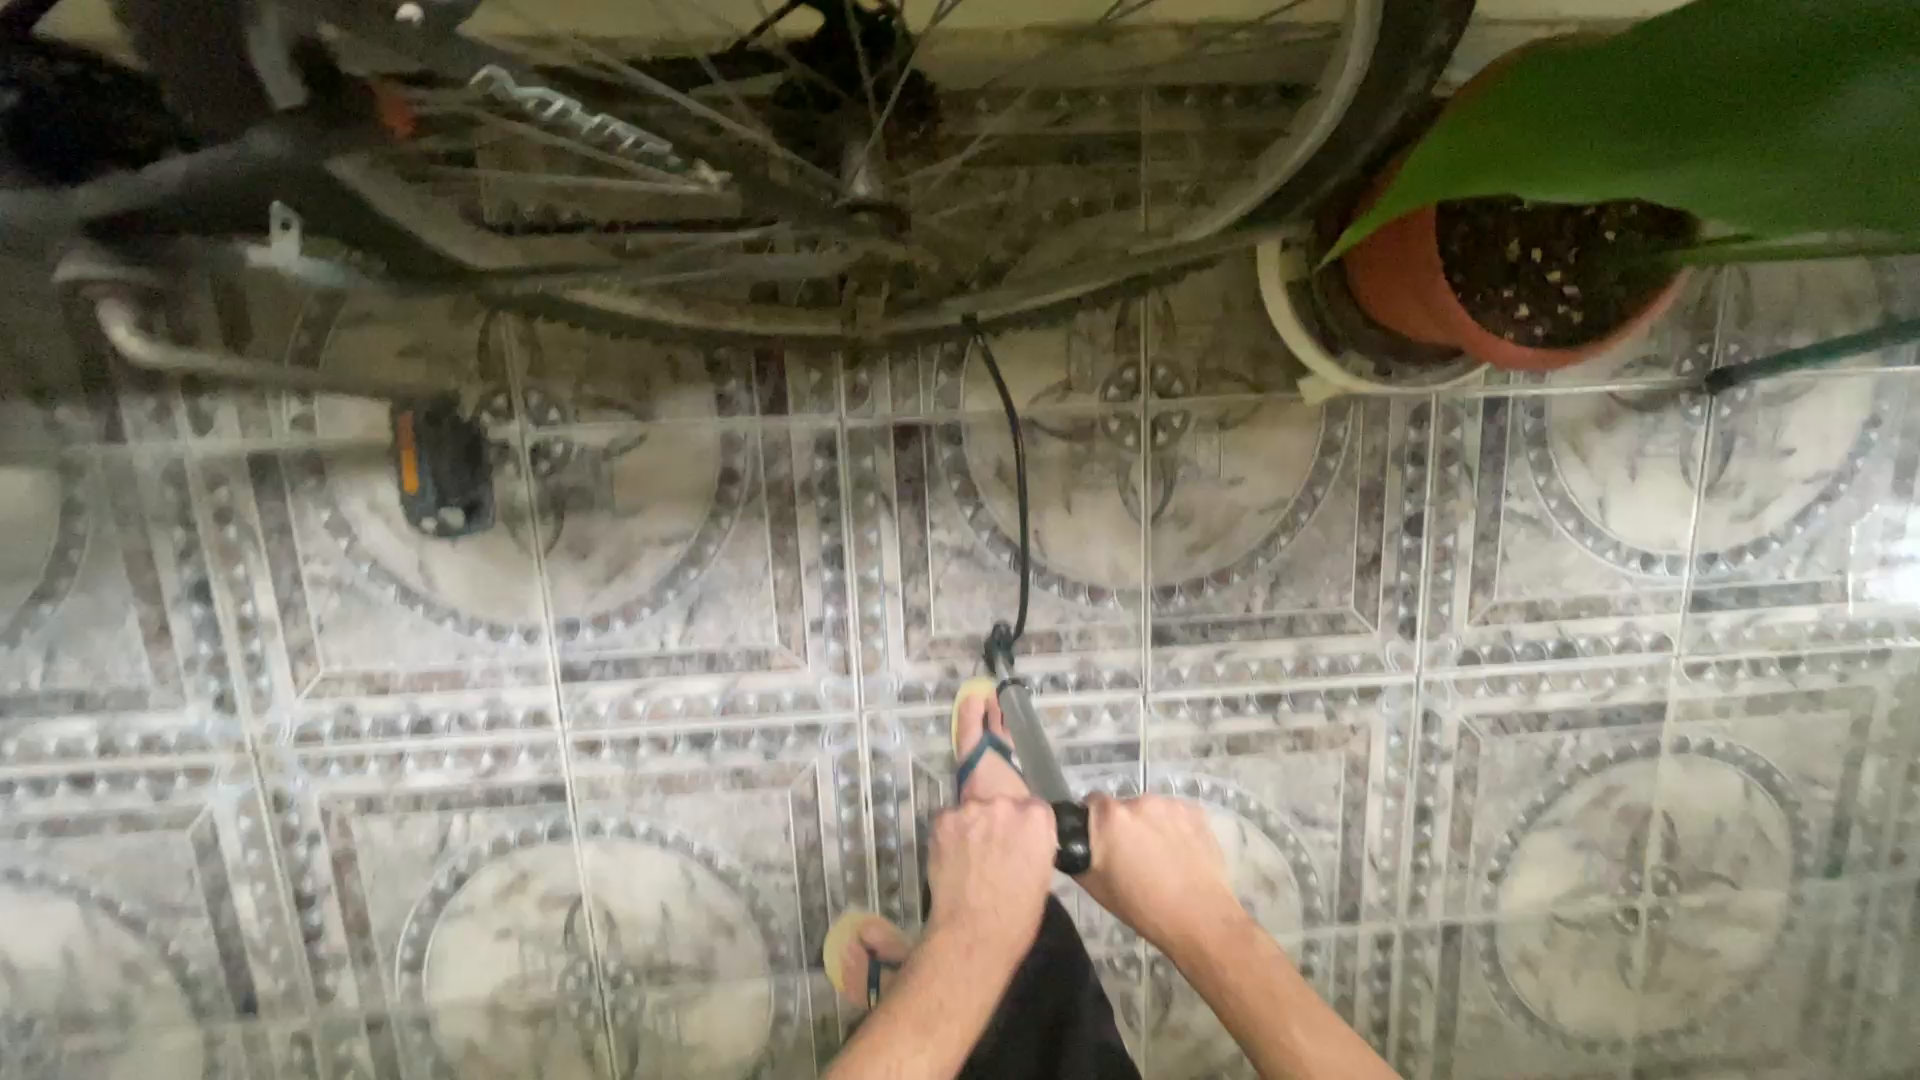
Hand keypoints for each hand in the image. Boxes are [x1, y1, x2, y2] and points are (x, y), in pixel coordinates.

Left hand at [924, 797, 1058, 958]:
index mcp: (1036, 818)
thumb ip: (1033, 844)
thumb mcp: (1041, 874)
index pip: (1032, 807)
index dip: (1022, 824)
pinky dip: (949, 834)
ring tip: (966, 856)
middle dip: (997, 820)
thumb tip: (1021, 839)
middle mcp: (1005, 804)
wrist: (973, 933)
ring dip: (971, 825)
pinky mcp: (943, 819)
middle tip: (990, 847)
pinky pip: (948, 819)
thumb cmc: (1016, 917)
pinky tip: (950, 858)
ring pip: (972, 809)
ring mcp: (971, 809)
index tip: (1016, 840)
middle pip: (1001, 800)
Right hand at [1078, 794, 1248, 954]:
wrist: (1199, 920)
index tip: (1102, 842)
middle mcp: (1138, 800)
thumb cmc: (1141, 907)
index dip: (1095, 822)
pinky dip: (1175, 828)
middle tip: (1133, 855)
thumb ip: (1079, 854)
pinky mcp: (1195, 811)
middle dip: (1124, 825)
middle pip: (1123, 806)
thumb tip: (1074, 842)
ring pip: (1151, 810)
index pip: (1091, 803)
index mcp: (1109, 816)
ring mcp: (1170, 804)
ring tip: (1161, 856)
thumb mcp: (1094, 885)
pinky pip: (1176, 814)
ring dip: (1150, 825)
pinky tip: (1181, 853)